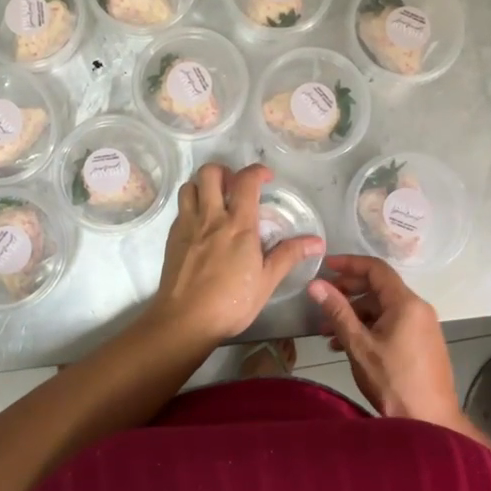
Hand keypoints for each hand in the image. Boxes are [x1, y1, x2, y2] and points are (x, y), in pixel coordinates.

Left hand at [153, 163, 322, 340]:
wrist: (185, 319)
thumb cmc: (231, 302)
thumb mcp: (266, 281)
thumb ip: (289, 255)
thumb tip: (317, 242)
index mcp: (238, 225)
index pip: (246, 182)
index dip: (257, 171)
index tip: (266, 178)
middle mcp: (210, 217)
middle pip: (209, 173)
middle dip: (224, 171)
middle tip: (235, 187)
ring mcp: (187, 225)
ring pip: (190, 186)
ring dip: (203, 186)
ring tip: (216, 201)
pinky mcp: (172, 237)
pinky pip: (181, 209)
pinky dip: (192, 206)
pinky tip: (201, 225)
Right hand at [311, 255, 462, 426]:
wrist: (430, 422)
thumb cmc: (393, 381)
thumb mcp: (359, 345)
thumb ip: (337, 312)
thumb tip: (315, 284)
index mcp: (406, 303)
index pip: (376, 269)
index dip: (349, 263)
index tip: (325, 266)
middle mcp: (419, 308)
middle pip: (379, 288)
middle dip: (348, 293)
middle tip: (323, 300)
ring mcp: (423, 327)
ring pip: (384, 310)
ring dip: (356, 316)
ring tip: (328, 334)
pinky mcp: (423, 343)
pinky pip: (393, 324)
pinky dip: (370, 328)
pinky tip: (348, 347)